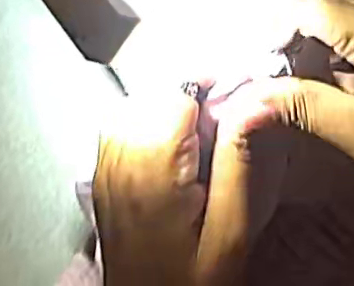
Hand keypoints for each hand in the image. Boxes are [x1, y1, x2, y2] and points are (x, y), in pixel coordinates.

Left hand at [94, 90, 251, 285]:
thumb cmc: (193, 284)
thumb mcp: (230, 231)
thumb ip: (238, 160)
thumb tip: (252, 102)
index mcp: (153, 169)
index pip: (178, 91)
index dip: (211, 88)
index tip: (236, 101)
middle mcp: (121, 163)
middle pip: (156, 92)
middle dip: (191, 95)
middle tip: (220, 121)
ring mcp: (105, 171)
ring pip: (137, 102)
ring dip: (168, 105)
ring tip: (196, 133)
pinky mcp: (102, 181)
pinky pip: (120, 125)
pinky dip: (146, 119)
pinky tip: (168, 144)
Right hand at [215, 0, 353, 190]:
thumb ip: (302, 107)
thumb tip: (254, 99)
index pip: (299, 3)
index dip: (272, 31)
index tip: (262, 63)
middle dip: (290, 25)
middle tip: (283, 70)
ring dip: (316, 25)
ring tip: (316, 73)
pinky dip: (342, 23)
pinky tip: (347, 64)